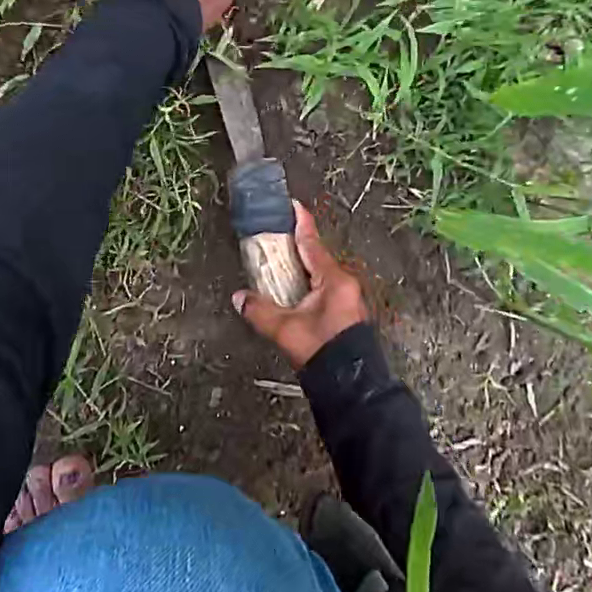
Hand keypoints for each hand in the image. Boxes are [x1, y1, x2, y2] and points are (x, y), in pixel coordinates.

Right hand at [233, 202, 369, 368]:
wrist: (351, 385)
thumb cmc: (323, 352)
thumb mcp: (285, 330)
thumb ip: (260, 311)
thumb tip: (240, 298)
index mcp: (334, 280)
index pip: (312, 243)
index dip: (300, 222)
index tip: (292, 205)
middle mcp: (344, 285)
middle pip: (316, 258)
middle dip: (296, 247)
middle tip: (276, 237)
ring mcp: (348, 300)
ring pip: (320, 276)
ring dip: (301, 270)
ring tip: (280, 266)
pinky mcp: (346, 315)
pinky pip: (324, 291)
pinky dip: (307, 286)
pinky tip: (294, 295)